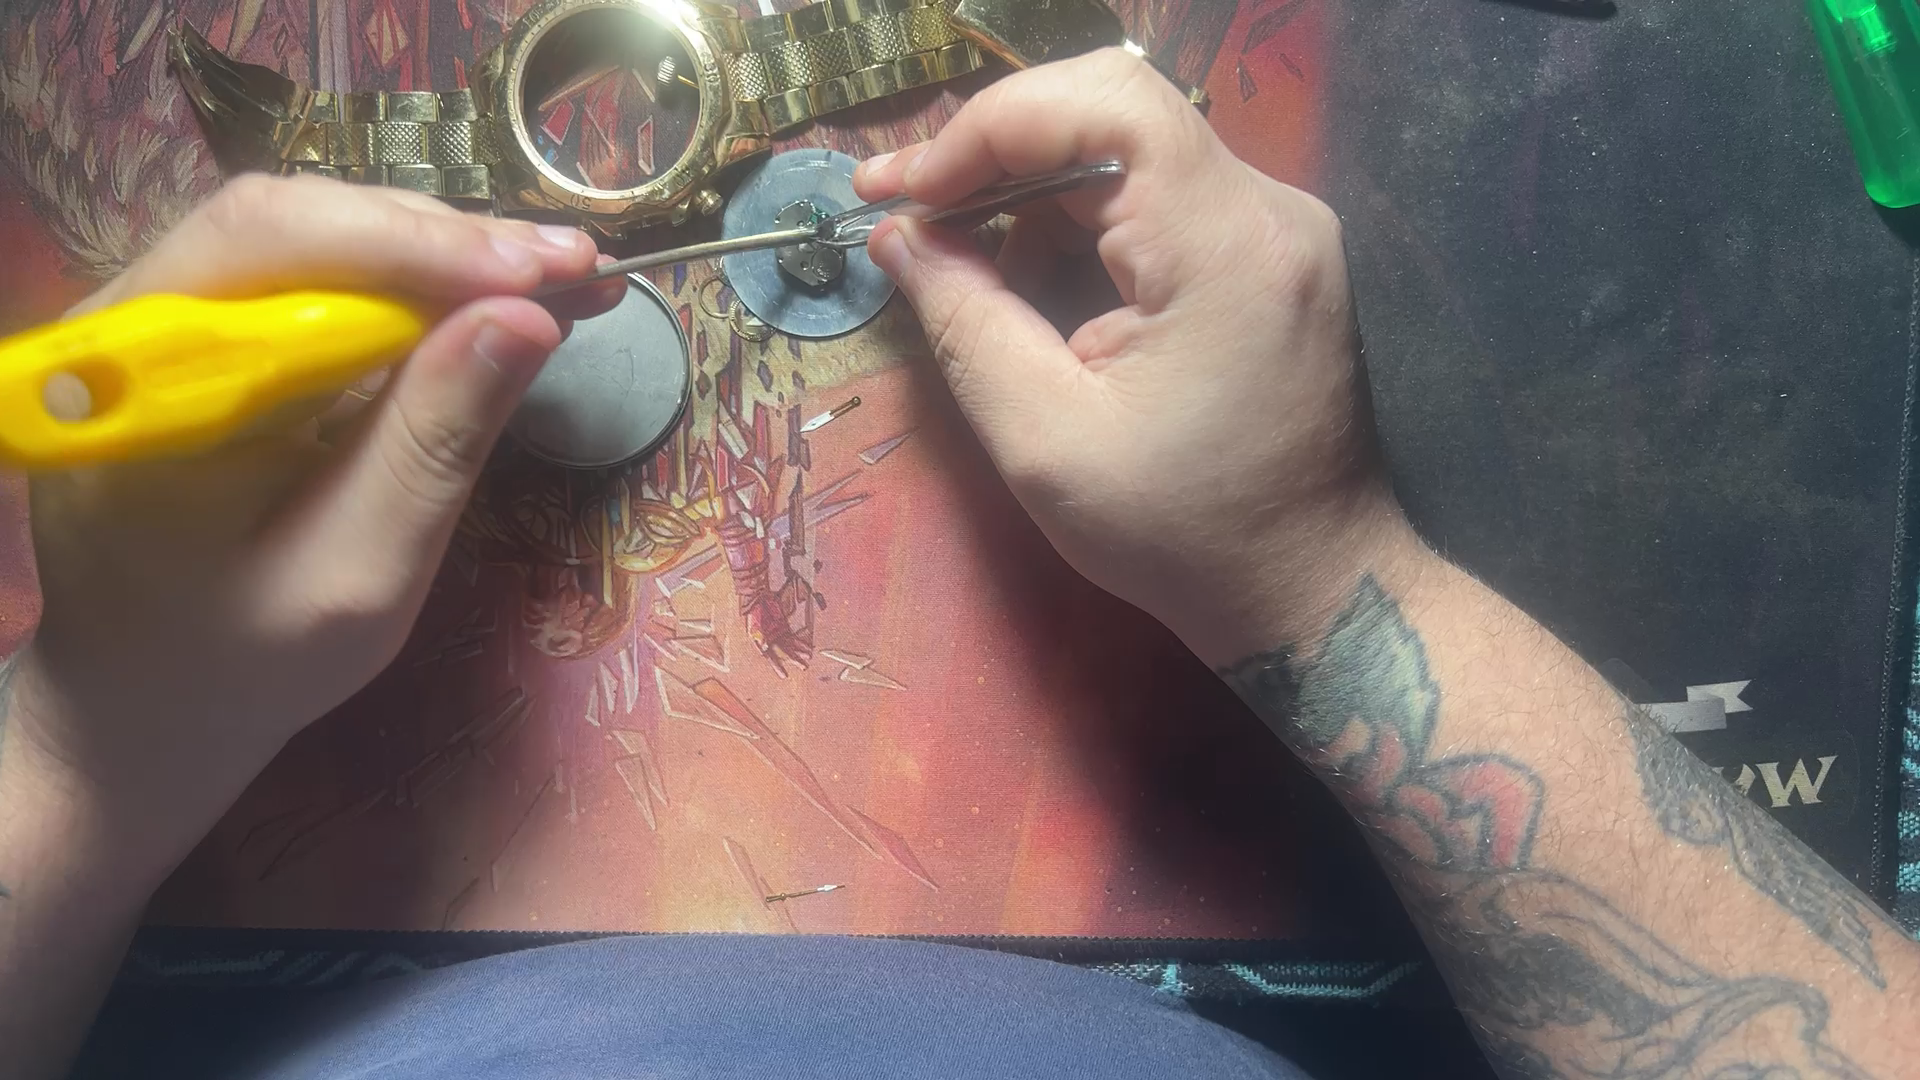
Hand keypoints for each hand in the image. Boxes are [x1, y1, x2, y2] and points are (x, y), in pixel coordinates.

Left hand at [9, 175, 622, 877]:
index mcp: (149, 381)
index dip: (424, 246)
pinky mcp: (245, 349)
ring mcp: (194, 330)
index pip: (280, 246)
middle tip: (581, 265)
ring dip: (460, 255)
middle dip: (458, 240)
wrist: (164, 690)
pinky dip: (441, 287)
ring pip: (335, 243)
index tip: (548, 275)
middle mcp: (150, 324)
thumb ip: (437, 442)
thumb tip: (528, 321)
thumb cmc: (258, 653)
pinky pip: (346, 289)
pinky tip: (514, 298)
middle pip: (311, 225)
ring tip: (568, 277)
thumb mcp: (367, 563)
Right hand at [855, 50, 1417, 664]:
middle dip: (996, 163)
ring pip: (1128, 165)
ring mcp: (1277, 232)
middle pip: (1112, 122)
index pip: (1105, 107)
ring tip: (980, 288)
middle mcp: (1269, 212)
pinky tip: (1048, 304)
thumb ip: (965, 325)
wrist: (1299, 582)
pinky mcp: (1266, 261)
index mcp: (1223, 250)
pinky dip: (1082, 239)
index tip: (904, 191)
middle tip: (913, 221)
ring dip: (1035, 212)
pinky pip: (1156, 210)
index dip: (988, 129)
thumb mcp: (1044, 441)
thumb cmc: (1174, 534)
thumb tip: (899, 236)